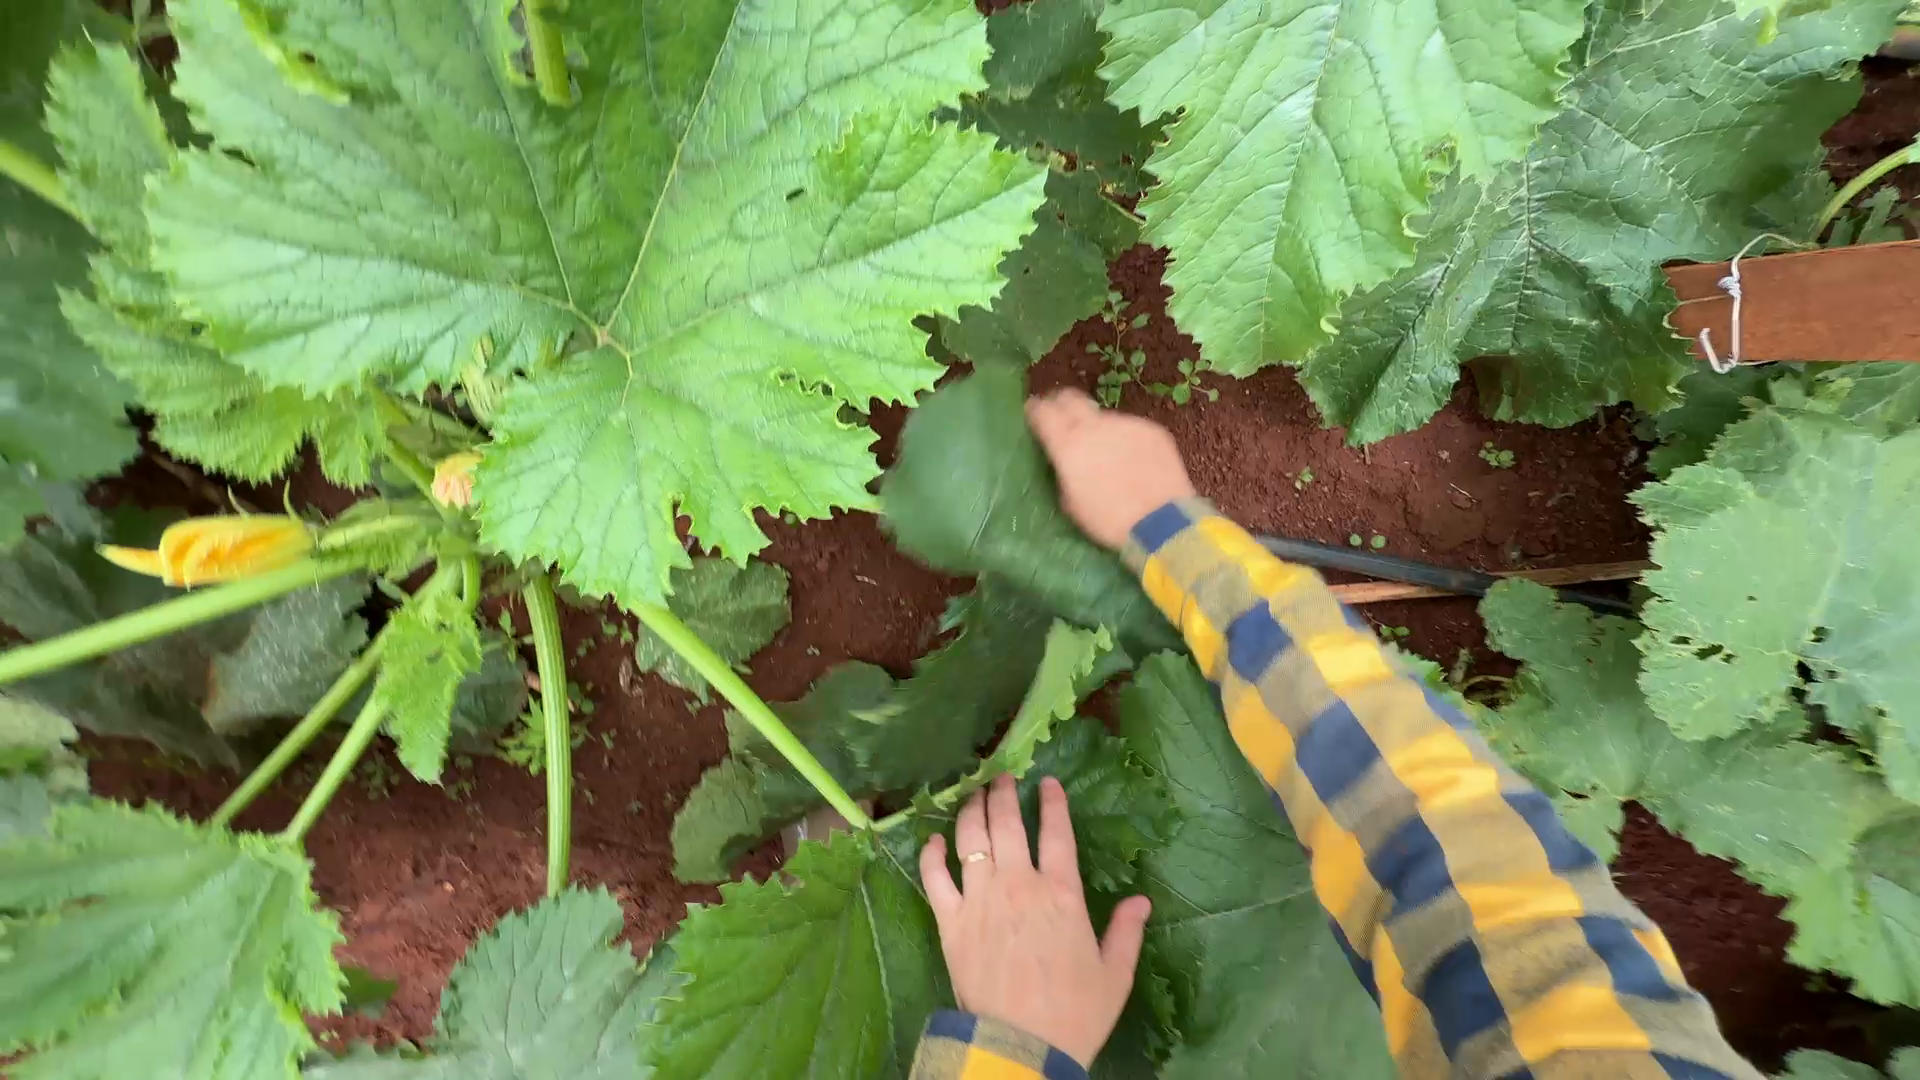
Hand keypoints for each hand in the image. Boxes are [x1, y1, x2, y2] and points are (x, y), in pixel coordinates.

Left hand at [920, 774, 1151, 1067]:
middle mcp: (1019, 884)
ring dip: (971, 810)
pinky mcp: (950, 920)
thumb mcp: (1114, 974)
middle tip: (1000, 776)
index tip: (1047, 781)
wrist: (1022, 1049)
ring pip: (971, 838)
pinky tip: (933, 840)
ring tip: (972, 794)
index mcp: (1060, 893)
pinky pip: (935, 877)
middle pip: (1007, 822)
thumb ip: (1126, 931)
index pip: (1056, 832)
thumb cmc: (1074, 1012)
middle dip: (1003, 792)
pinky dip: (931, 854)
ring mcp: (980, 899)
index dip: (1052, 801)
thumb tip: (1143, 899)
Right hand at [1026, 389, 1195, 548]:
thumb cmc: (1108, 520)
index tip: (1034, 415)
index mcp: (1068, 444)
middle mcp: (1095, 425)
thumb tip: (1065, 459)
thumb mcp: (1070, 501)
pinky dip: (1124, 439)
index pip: (1042, 410)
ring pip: (1103, 417)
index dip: (1035, 410)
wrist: (1160, 522)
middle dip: (1062, 405)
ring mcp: (1126, 424)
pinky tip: (1132, 461)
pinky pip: (1129, 428)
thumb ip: (1063, 470)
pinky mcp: (1151, 429)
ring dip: (1098, 429)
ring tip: (1107, 455)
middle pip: (1070, 398)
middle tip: (1062, 421)